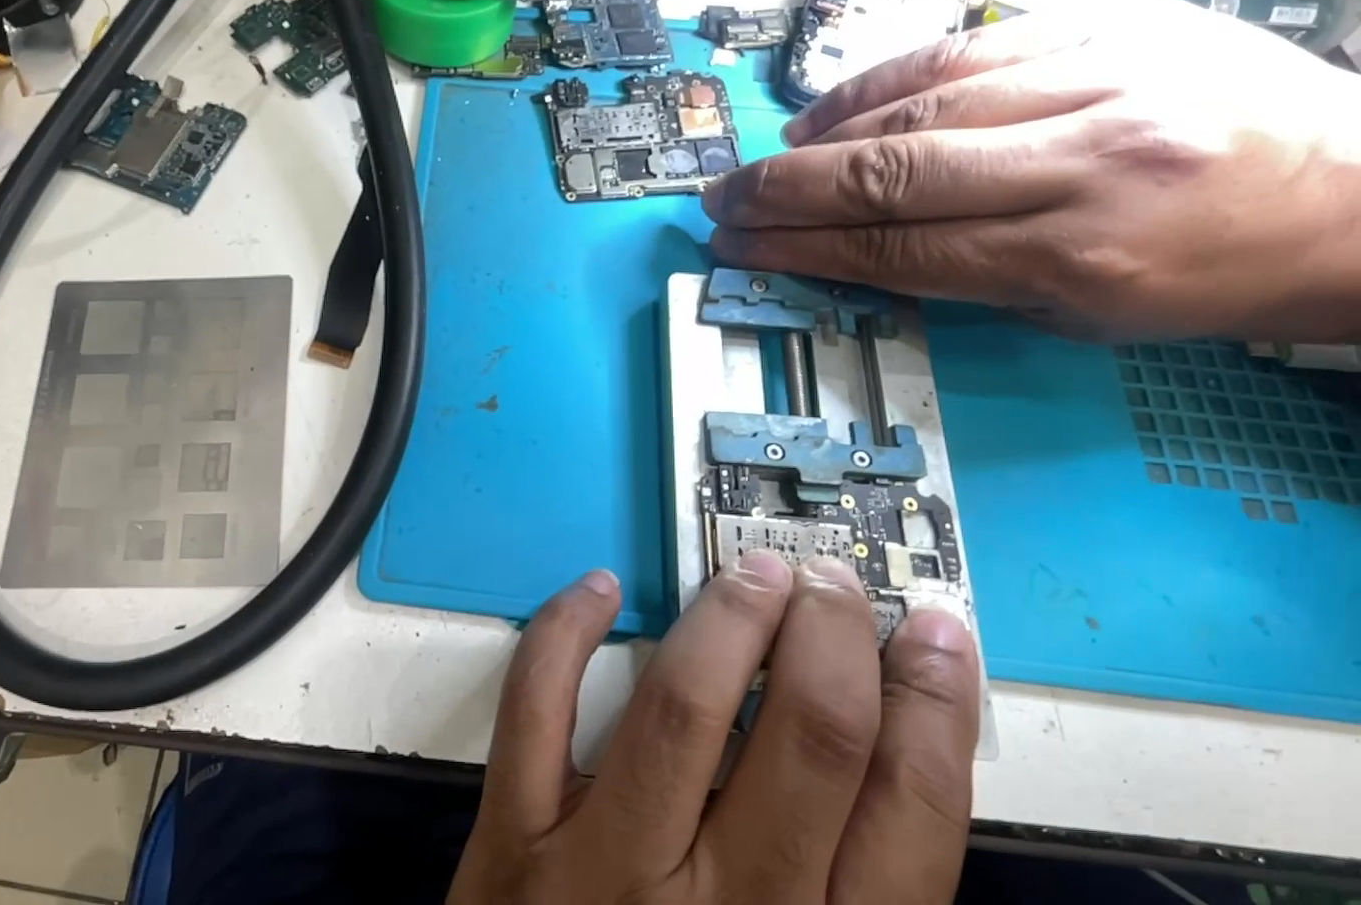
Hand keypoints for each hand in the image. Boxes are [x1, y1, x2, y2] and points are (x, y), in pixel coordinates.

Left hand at [447, 556, 979, 904]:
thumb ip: (850, 882)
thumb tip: (895, 743)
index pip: (909, 812)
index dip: (934, 707)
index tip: (932, 631)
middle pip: (807, 742)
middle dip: (831, 639)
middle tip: (830, 582)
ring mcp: (601, 864)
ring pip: (680, 710)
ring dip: (725, 621)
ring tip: (753, 573)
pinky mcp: (512, 834)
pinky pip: (535, 709)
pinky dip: (563, 635)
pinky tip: (599, 589)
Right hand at [705, 0, 1360, 341]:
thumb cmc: (1207, 277)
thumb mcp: (1080, 314)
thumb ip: (960, 279)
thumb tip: (849, 254)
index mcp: (1080, 252)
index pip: (896, 248)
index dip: (800, 249)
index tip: (737, 248)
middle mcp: (1087, 158)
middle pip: (891, 170)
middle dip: (785, 190)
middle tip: (722, 201)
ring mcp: (1102, 76)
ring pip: (917, 105)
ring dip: (820, 138)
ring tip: (769, 163)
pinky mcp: (1110, 22)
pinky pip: (962, 46)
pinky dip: (879, 80)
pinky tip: (829, 108)